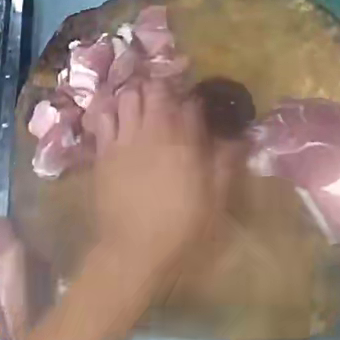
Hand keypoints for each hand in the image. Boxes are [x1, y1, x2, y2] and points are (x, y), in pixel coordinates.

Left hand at [85, 80, 228, 297]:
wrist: (134, 249)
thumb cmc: (180, 227)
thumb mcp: (215, 200)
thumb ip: (225, 164)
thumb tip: (237, 139)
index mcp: (184, 141)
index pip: (189, 103)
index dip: (192, 100)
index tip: (195, 106)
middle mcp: (153, 131)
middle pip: (154, 90)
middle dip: (162, 89)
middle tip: (166, 99)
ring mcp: (124, 139)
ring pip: (127, 97)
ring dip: (135, 95)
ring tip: (141, 104)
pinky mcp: (103, 151)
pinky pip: (102, 118)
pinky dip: (109, 111)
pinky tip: (115, 117)